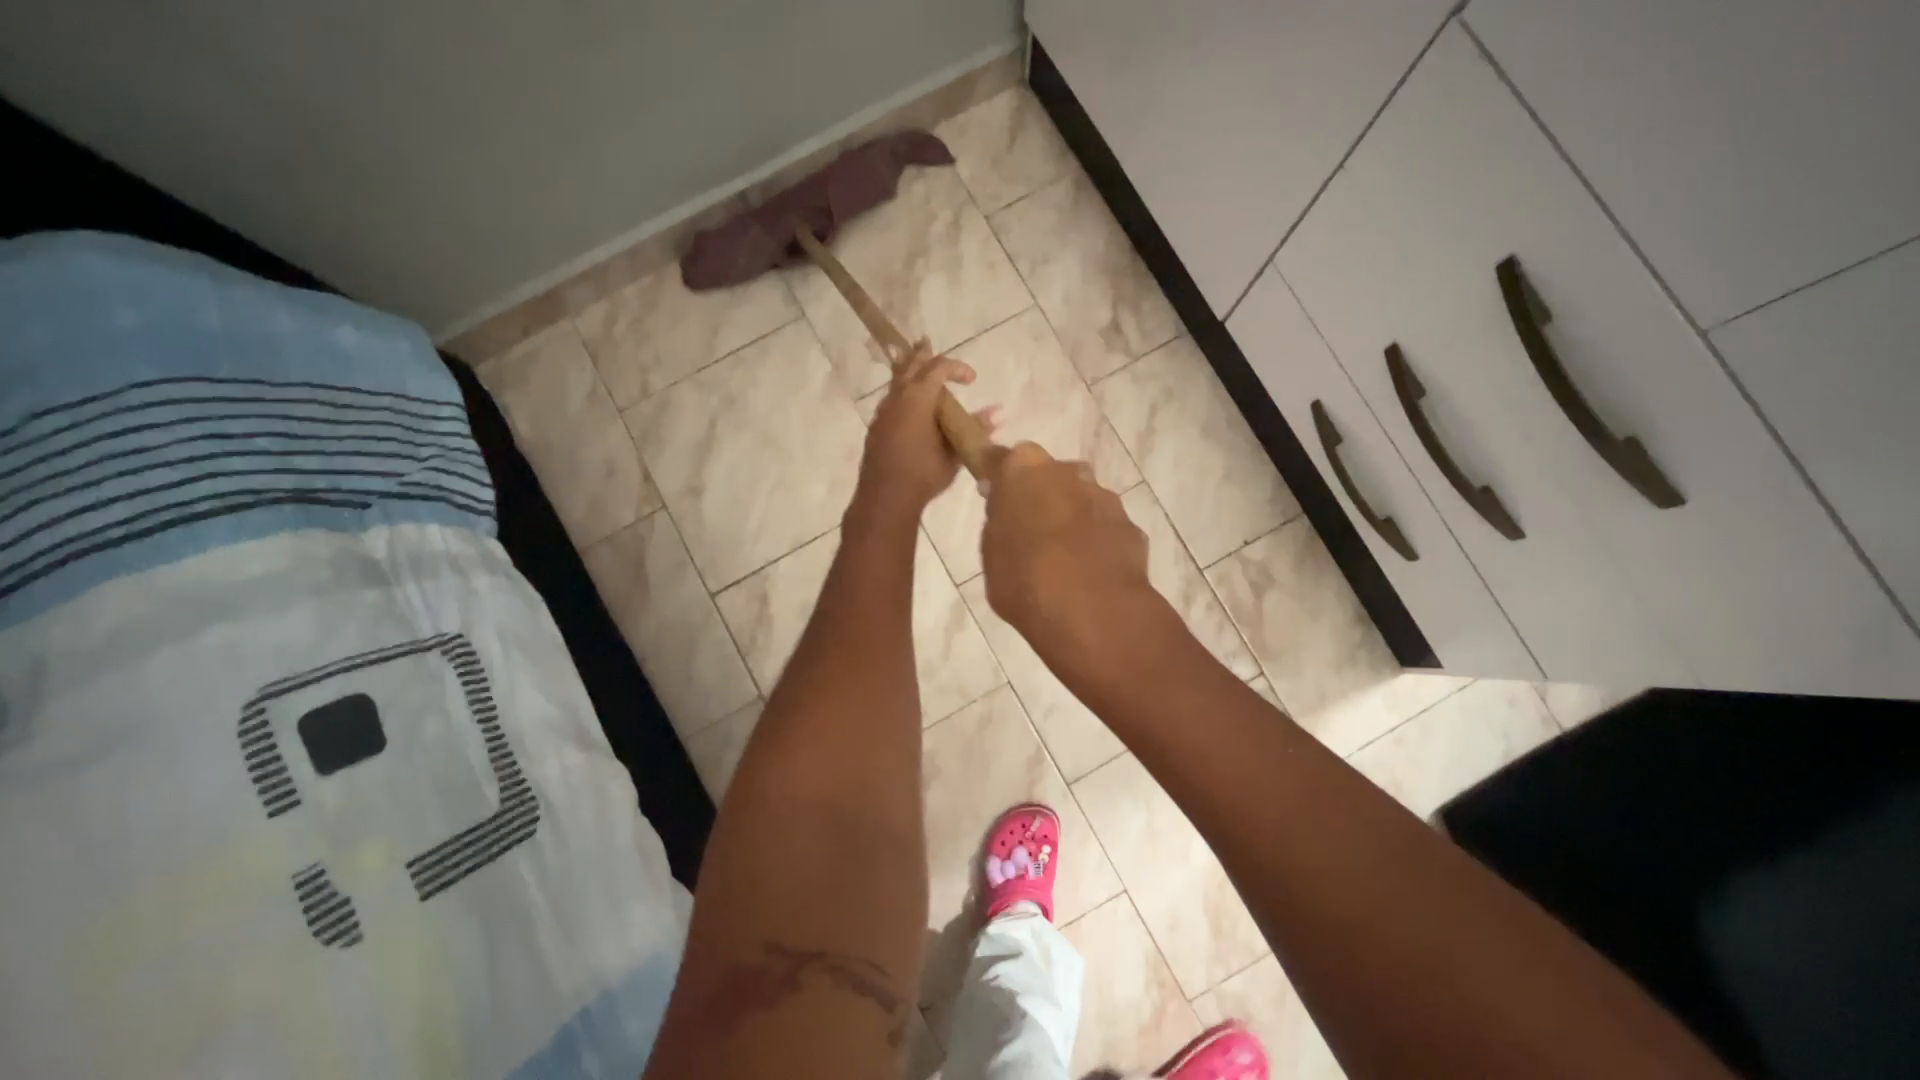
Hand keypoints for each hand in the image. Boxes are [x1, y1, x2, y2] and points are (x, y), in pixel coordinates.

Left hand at [855, 342, 996, 517]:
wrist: (884, 498)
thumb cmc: (923, 474)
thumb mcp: (954, 453)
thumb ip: (974, 429)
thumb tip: (998, 413)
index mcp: (918, 399)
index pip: (938, 368)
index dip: (957, 368)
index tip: (972, 380)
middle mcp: (897, 399)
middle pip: (910, 366)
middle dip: (922, 355)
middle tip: (927, 343)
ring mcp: (883, 413)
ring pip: (896, 382)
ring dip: (908, 373)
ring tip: (916, 367)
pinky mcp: (876, 428)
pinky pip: (890, 399)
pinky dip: (901, 392)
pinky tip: (907, 404)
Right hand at [980, 442, 1160, 668]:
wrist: (1091, 611)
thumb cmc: (1024, 579)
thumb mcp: (992, 553)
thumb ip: (1000, 522)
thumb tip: (1007, 509)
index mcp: (1024, 470)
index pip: (1003, 458)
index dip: (999, 477)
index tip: (994, 496)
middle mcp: (1069, 472)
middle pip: (1050, 475)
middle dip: (1041, 495)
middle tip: (1029, 532)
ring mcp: (1105, 498)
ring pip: (1083, 499)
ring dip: (1073, 518)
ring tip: (1063, 560)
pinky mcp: (1131, 526)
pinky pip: (1106, 528)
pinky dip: (1099, 542)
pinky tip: (1091, 573)